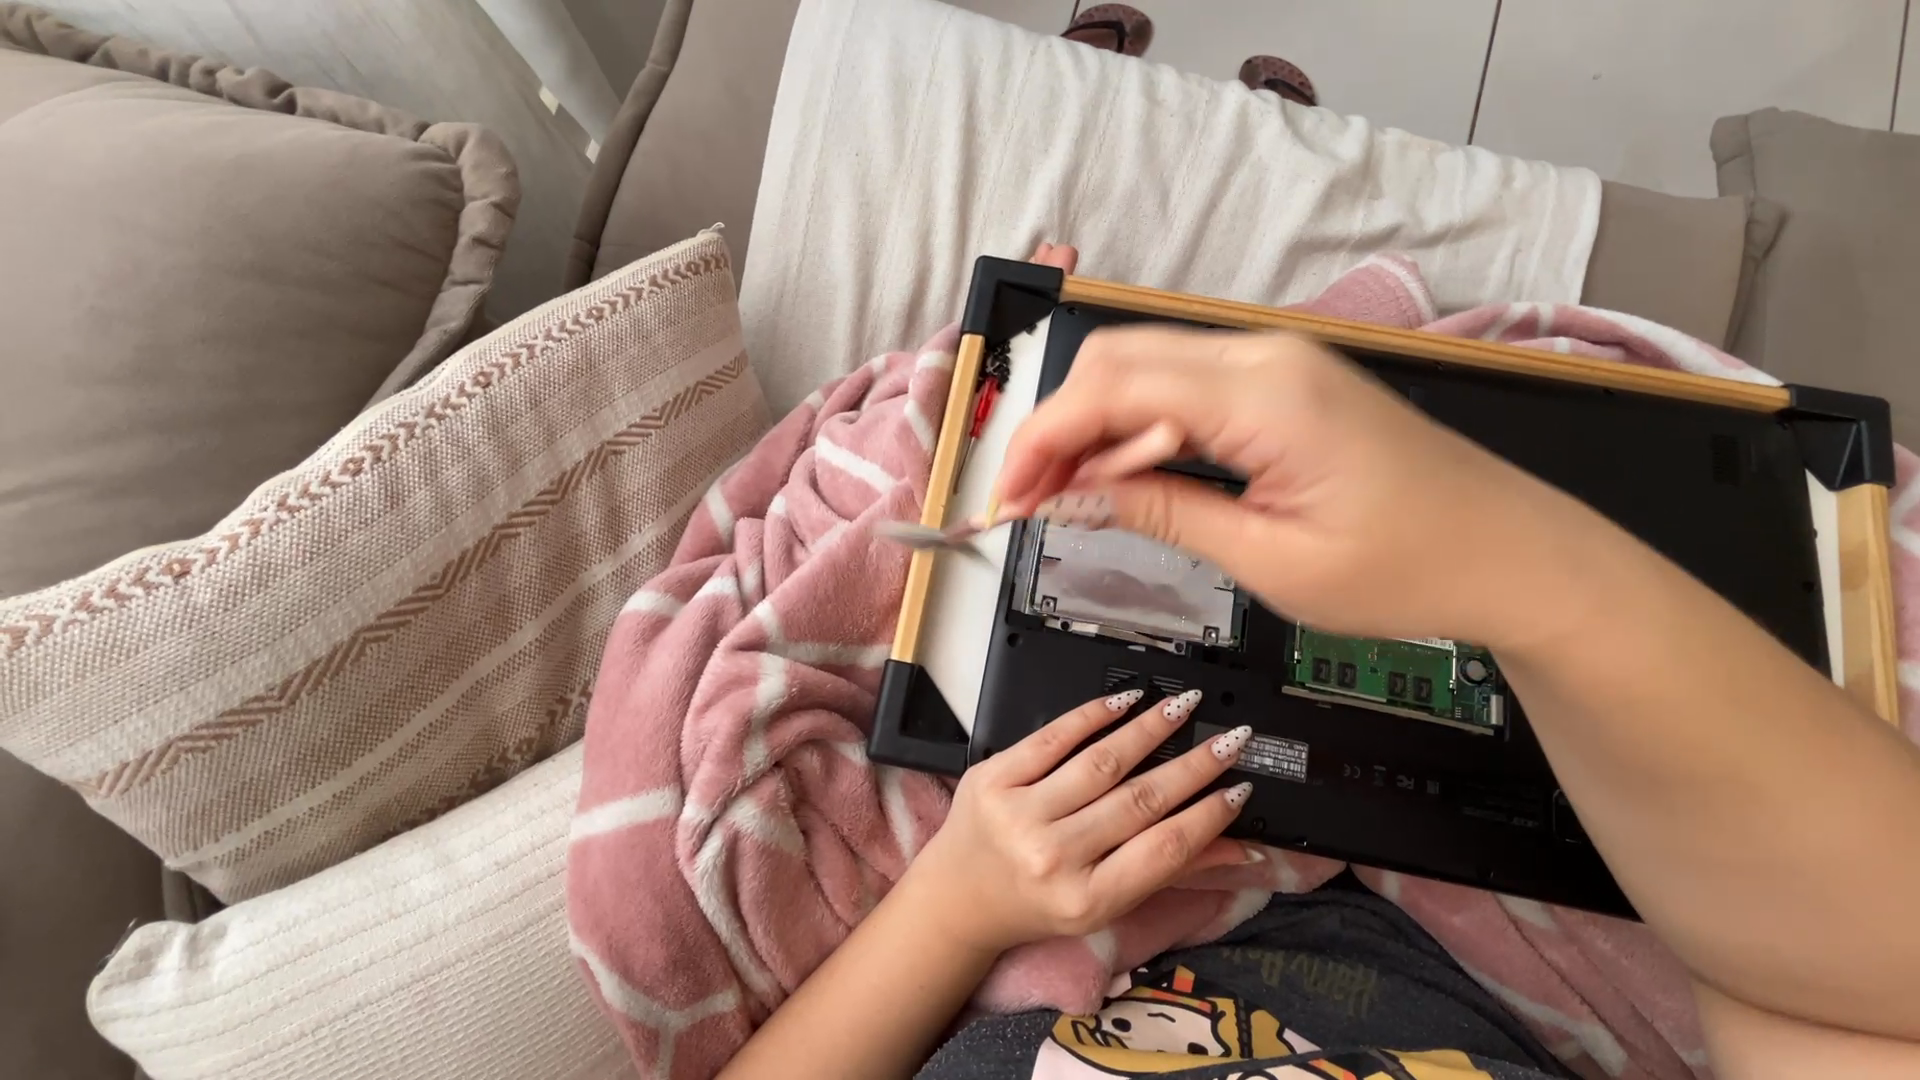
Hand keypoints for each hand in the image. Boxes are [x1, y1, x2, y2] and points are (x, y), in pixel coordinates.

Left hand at [906, 690, 1256, 954]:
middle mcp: (1052, 857)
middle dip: (1193, 765)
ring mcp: (1018, 813)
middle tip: (1229, 738)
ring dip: (1149, 730)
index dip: (1208, 817)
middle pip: (1138, 801)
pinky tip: (1126, 700)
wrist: (958, 896)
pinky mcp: (993, 776)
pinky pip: (1052, 737)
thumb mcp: (1103, 905)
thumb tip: (1241, 846)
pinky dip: (1092, 714)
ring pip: (1100, 763)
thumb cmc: (1035, 904)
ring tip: (1183, 707)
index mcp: (1085, 900)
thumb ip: (1167, 871)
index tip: (1239, 787)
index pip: (1162, 851)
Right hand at [992, 326, 1582, 648]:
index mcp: (1263, 394)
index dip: (1043, 440)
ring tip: (1063, 495)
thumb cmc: (1406, 569)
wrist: (1516, 554)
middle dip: (1055, 427)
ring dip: (1090, 427)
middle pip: (1115, 361)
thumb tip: (1069, 494)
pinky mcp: (1279, 382)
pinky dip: (1135, 427)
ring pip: (1141, 369)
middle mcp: (1263, 354)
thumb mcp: (1266, 559)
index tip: (1005, 498)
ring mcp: (1273, 361)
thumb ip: (1157, 510)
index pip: (1112, 390)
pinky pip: (1181, 387)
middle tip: (1026, 500)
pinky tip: (1122, 474)